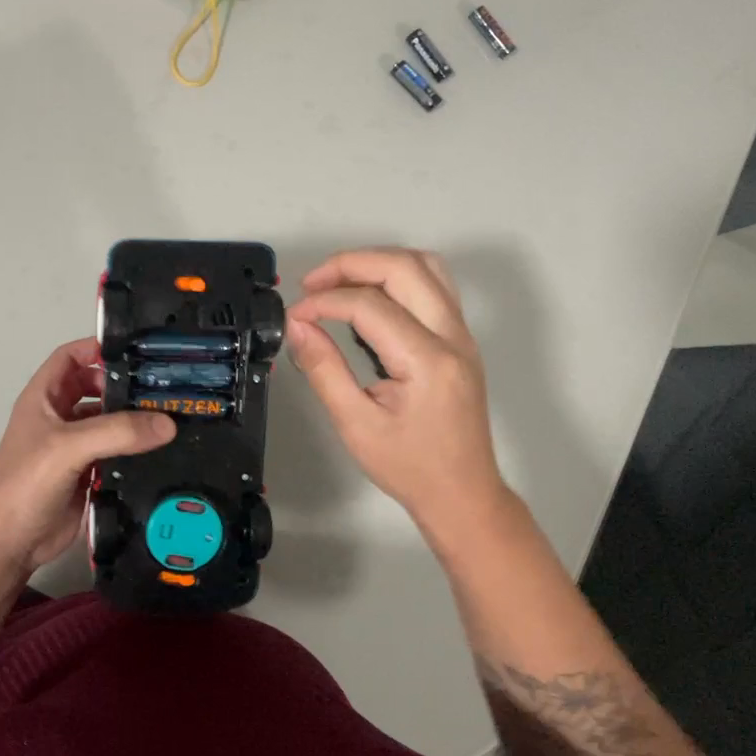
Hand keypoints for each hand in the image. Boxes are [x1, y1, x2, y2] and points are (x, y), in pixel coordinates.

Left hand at [0, 339, 175, 575]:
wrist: (9, 543)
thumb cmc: (25, 485)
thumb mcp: (67, 448)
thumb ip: (117, 432)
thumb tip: (168, 423)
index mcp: (42, 398)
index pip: (70, 357)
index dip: (98, 347)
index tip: (139, 350)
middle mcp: (58, 417)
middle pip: (95, 388)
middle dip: (126, 384)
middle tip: (169, 385)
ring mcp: (73, 447)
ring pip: (109, 422)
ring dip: (135, 419)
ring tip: (176, 415)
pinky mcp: (86, 474)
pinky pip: (116, 453)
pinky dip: (136, 450)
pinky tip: (165, 450)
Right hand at [284, 248, 505, 523]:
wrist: (461, 492)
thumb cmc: (407, 466)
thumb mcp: (354, 423)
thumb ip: (324, 369)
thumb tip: (298, 327)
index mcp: (427, 360)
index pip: (370, 305)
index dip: (324, 302)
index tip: (294, 318)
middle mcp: (452, 337)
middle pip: (405, 267)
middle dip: (352, 264)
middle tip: (311, 283)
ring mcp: (461, 335)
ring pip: (426, 267)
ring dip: (378, 263)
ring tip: (336, 283)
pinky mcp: (459, 340)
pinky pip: (432, 287)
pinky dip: (395, 278)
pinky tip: (366, 297)